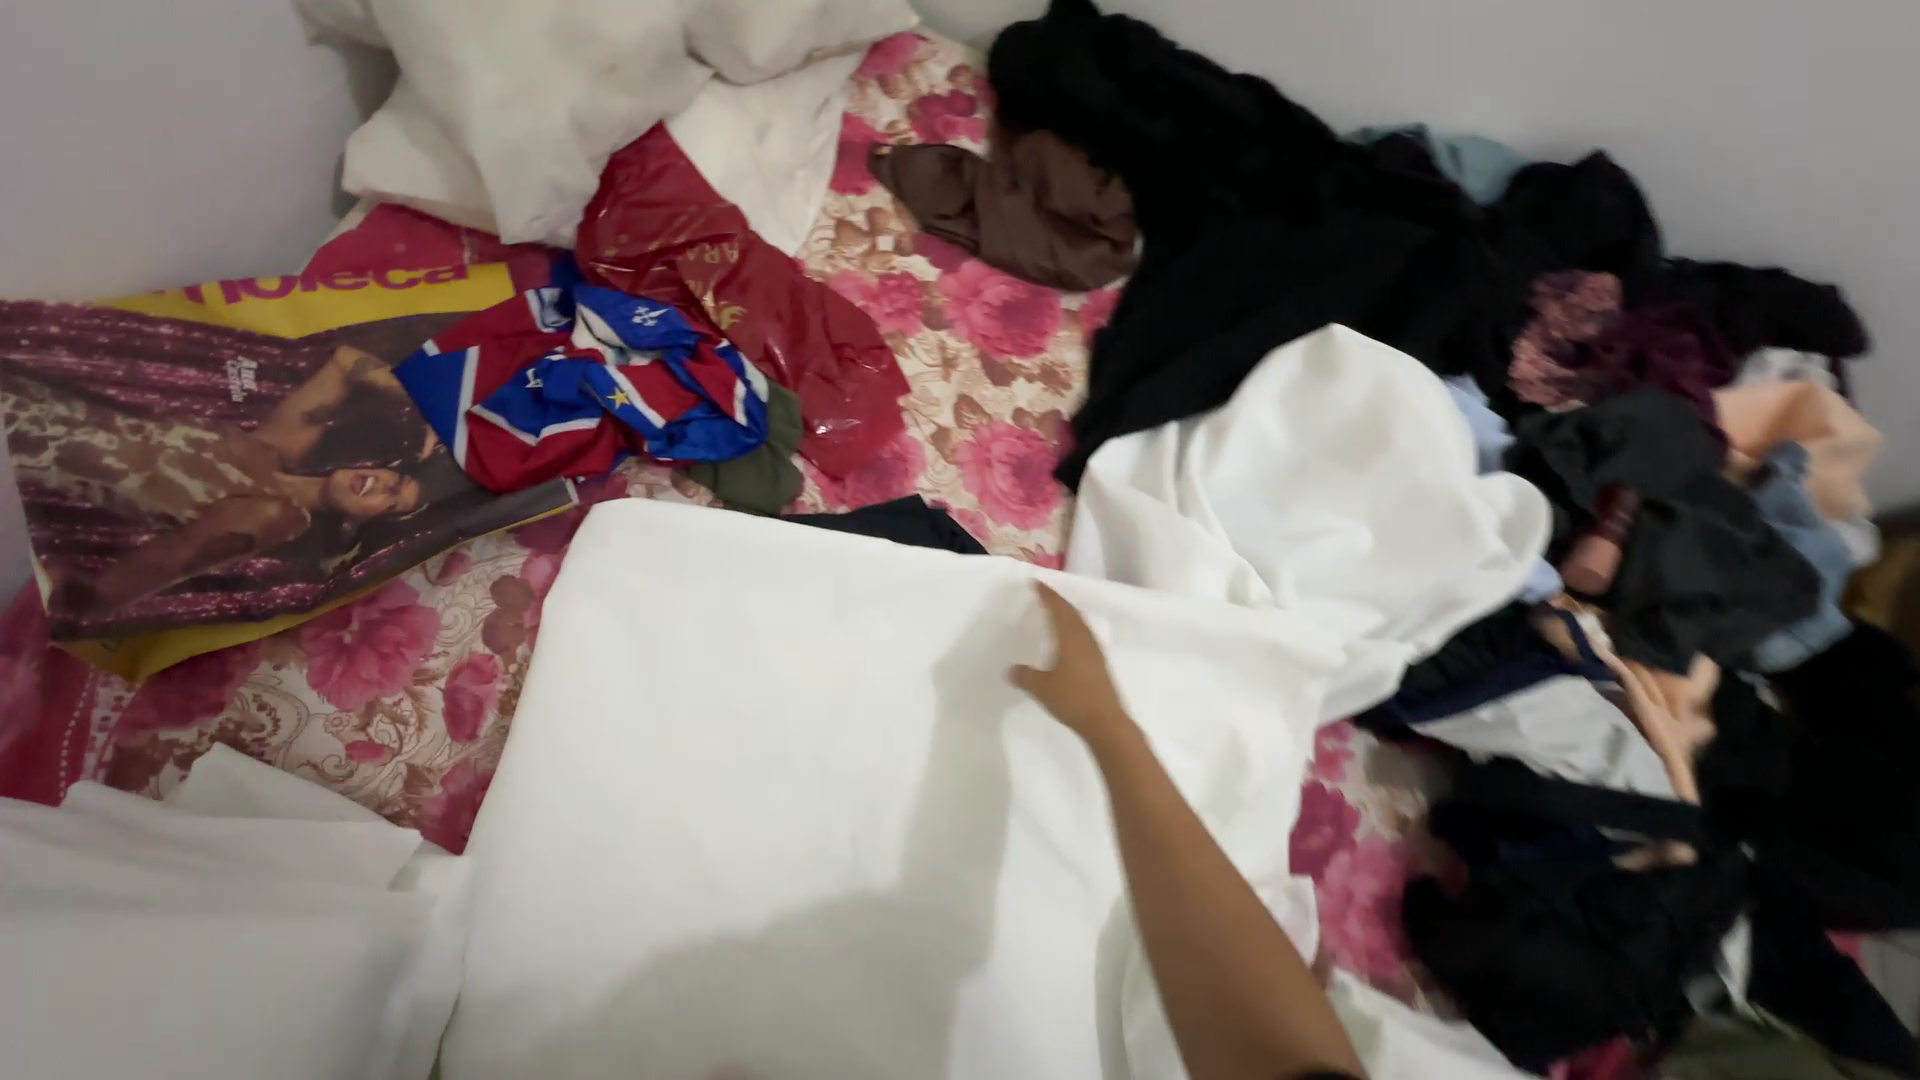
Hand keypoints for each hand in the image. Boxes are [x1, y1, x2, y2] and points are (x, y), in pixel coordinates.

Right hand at [1010, 582, 1136, 747]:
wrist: (1106, 722)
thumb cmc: (1073, 699)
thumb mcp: (1041, 688)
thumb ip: (1025, 676)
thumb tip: (1011, 670)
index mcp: (1071, 637)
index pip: (1058, 609)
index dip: (1047, 595)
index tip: (1037, 583)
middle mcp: (1085, 639)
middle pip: (1072, 613)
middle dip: (1058, 602)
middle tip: (1045, 595)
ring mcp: (1096, 652)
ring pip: (1081, 625)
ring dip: (1068, 615)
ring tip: (1056, 614)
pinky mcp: (1100, 665)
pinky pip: (1085, 637)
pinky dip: (1074, 630)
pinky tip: (1069, 641)